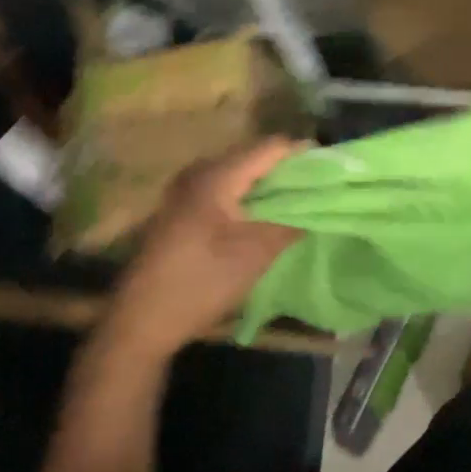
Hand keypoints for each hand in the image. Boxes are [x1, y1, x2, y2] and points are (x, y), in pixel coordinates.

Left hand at [102, 138, 303, 359]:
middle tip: (319, 190)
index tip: (331, 174)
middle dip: (288, 171)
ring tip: (298, 204)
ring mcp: (185, 190)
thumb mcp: (255, 254)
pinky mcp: (181, 209)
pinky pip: (226, 188)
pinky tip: (264, 218)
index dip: (304, 156)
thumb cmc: (199, 284)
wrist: (138, 324)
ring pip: (240, 173)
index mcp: (216, 176)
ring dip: (269, 186)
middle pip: (255, 156)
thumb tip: (321, 205)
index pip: (272, 147)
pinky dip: (249, 197)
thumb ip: (291, 222)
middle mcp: (198, 172)